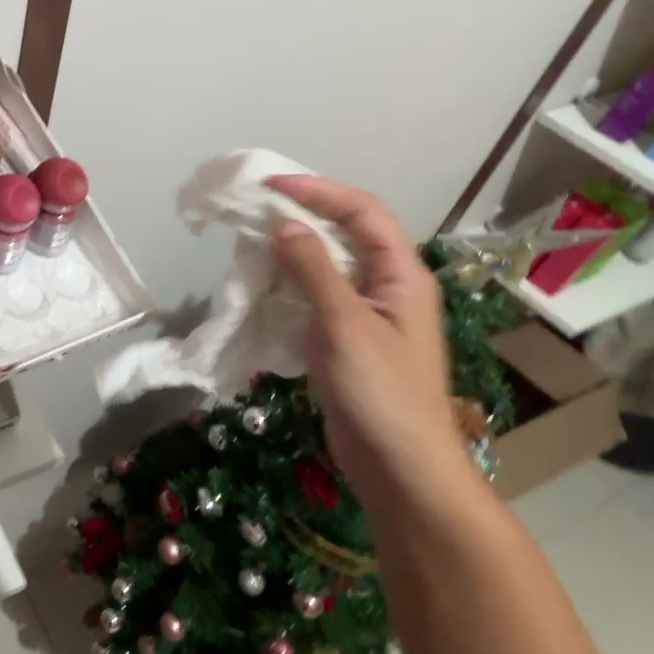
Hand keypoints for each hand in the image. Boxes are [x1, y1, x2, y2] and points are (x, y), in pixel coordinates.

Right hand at [265, 175, 467, 501]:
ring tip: (252, 239)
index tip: (270, 186)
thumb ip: (314, 269)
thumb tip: (284, 226)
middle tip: (255, 207)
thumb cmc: (380, 392)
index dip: (318, 191)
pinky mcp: (347, 337)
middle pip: (347, 232)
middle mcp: (388, 286)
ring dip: (293, 247)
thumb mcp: (344, 324)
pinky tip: (264, 282)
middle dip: (303, 213)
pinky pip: (317, 293)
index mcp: (402, 275)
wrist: (399, 467)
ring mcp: (368, 313)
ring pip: (329, 262)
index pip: (363, 211)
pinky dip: (290, 279)